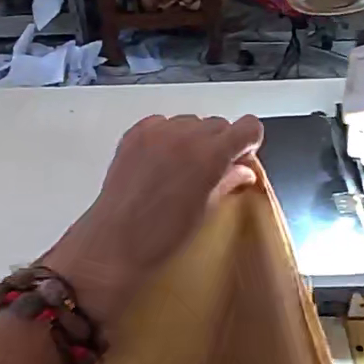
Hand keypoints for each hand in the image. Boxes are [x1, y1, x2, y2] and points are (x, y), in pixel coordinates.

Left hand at [41, 114, 263, 325]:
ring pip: (191, 122)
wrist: (116, 241)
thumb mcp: (206, 210)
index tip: (242, 155)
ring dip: (193, 139)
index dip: (248, 141)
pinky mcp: (135, 134)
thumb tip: (241, 171)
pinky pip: (162, 123)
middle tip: (212, 170)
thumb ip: (228, 181)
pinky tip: (161, 163)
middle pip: (219, 124)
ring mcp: (158, 132)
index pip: (248, 127)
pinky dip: (167, 137)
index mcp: (210, 155)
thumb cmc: (160, 235)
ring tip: (182, 169)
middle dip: (221, 144)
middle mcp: (185, 136)